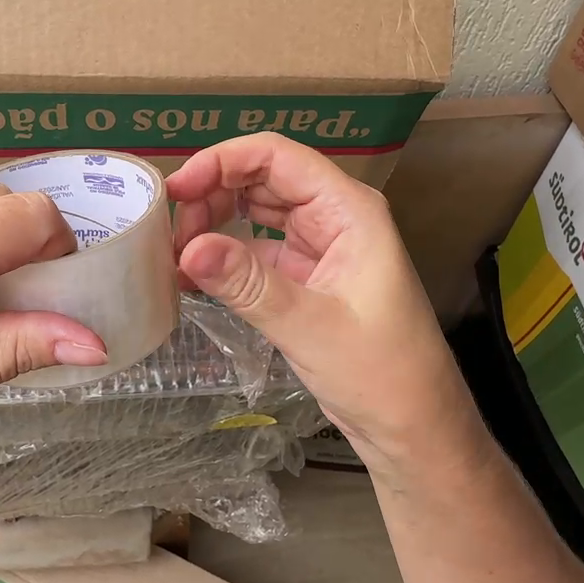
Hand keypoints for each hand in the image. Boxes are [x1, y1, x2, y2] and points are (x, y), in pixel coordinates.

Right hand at [167, 134, 471, 467]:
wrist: (412, 426)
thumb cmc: (380, 372)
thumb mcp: (309, 326)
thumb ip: (247, 284)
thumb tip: (187, 249)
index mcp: (348, 210)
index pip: (276, 156)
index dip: (222, 162)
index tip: (176, 189)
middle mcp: (332, 217)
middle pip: (261, 179)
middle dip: (212, 195)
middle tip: (171, 234)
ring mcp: (318, 247)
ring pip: (254, 214)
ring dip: (214, 225)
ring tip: (174, 254)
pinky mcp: (304, 278)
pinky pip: (255, 252)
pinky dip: (224, 259)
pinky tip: (189, 276)